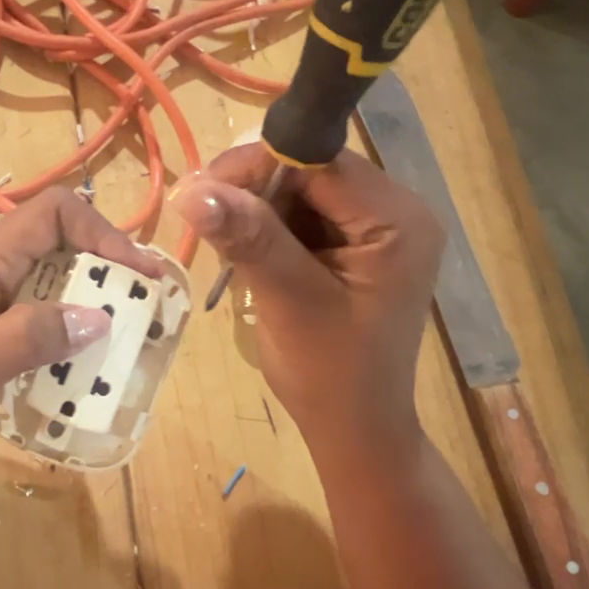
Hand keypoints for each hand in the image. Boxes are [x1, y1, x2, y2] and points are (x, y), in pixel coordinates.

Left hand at [0, 187, 163, 471]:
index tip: (136, 273)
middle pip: (61, 239)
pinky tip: (91, 356)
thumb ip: (30, 335)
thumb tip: (99, 317)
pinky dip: (74, 324)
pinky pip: (46, 312)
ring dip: (94, 294)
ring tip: (128, 328)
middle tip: (144, 300)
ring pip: (56, 276)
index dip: (101, 231)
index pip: (53, 213)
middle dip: (107, 261)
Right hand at [171, 146, 441, 451]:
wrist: (353, 428)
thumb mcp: (290, 300)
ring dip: (255, 210)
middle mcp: (393, 213)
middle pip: (310, 171)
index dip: (258, 164)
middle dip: (253, 189)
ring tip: (223, 243)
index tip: (200, 188)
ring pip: (300, 192)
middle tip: (202, 215)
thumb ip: (249, 238)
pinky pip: (301, 218)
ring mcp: (373, 230)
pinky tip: (244, 253)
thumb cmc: (332, 372)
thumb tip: (191, 189)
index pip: (321, 160)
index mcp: (397, 220)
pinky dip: (266, 229)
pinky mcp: (351, 248)